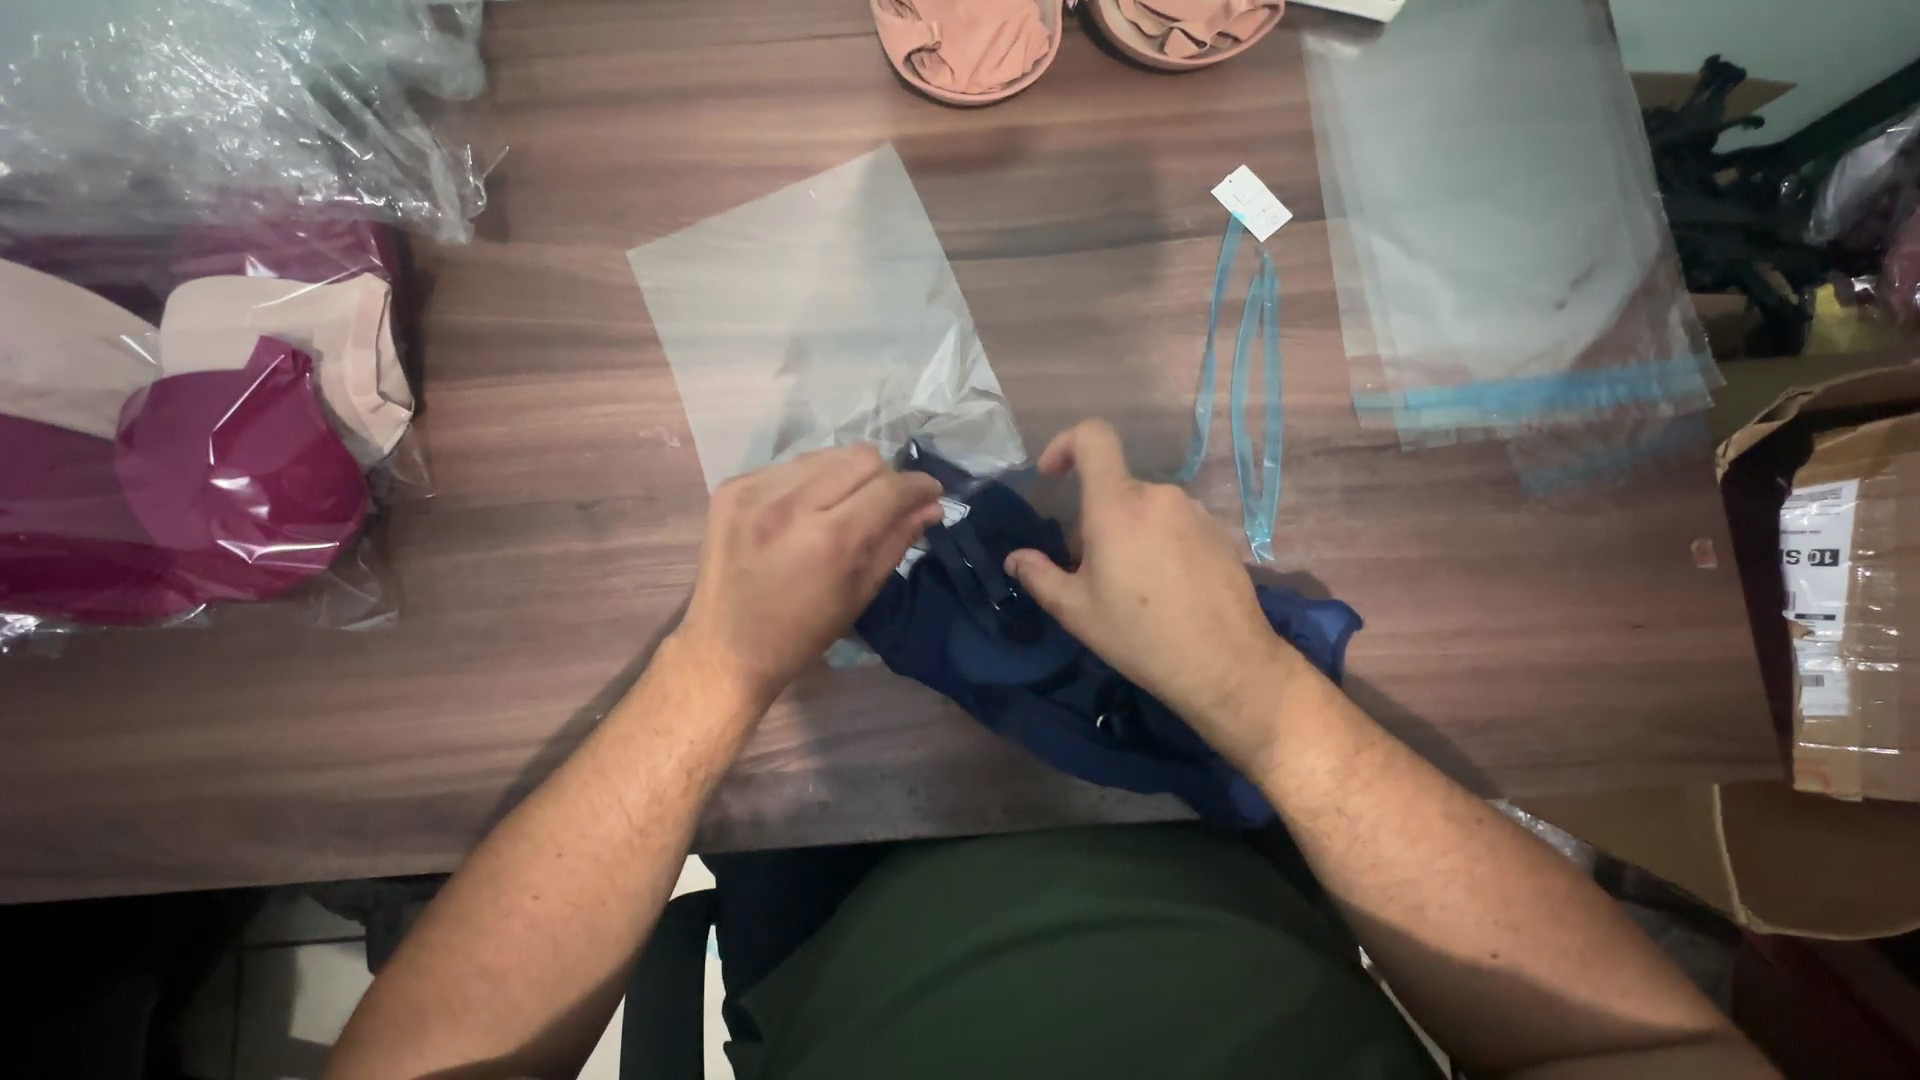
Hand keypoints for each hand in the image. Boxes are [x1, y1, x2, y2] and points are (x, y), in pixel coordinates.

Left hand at [675, 445, 943, 706]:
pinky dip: (807, 482)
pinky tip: (802, 511)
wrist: (726, 647)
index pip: (890, 488)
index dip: (919, 486)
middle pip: (862, 457)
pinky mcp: (732, 487)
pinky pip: (789, 466)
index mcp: (831, 539)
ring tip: (841, 505)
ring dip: (845, 475)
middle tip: (884, 503)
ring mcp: (756, 491)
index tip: (931, 492)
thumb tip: (932, 506)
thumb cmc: (803, 632)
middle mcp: (793, 504)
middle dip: (883, 478)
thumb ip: (898, 540)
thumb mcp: (860, 593)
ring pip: (826, 455)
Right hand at [1002, 420, 1310, 770]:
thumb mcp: (1076, 611)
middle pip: (1116, 487)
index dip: (1065, 444)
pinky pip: (1176, 524)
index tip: (1052, 476)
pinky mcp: (1219, 533)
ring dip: (1130, 533)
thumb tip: (1016, 559)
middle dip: (1096, 518)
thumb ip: (1039, 576)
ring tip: (1132, 586)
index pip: (1093, 438)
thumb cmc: (1139, 636)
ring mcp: (1194, 512)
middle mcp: (1158, 496)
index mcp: (1117, 506)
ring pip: (1146, 508)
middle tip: (1092, 570)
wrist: (1225, 664)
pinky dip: (1160, 543)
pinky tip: (1165, 590)